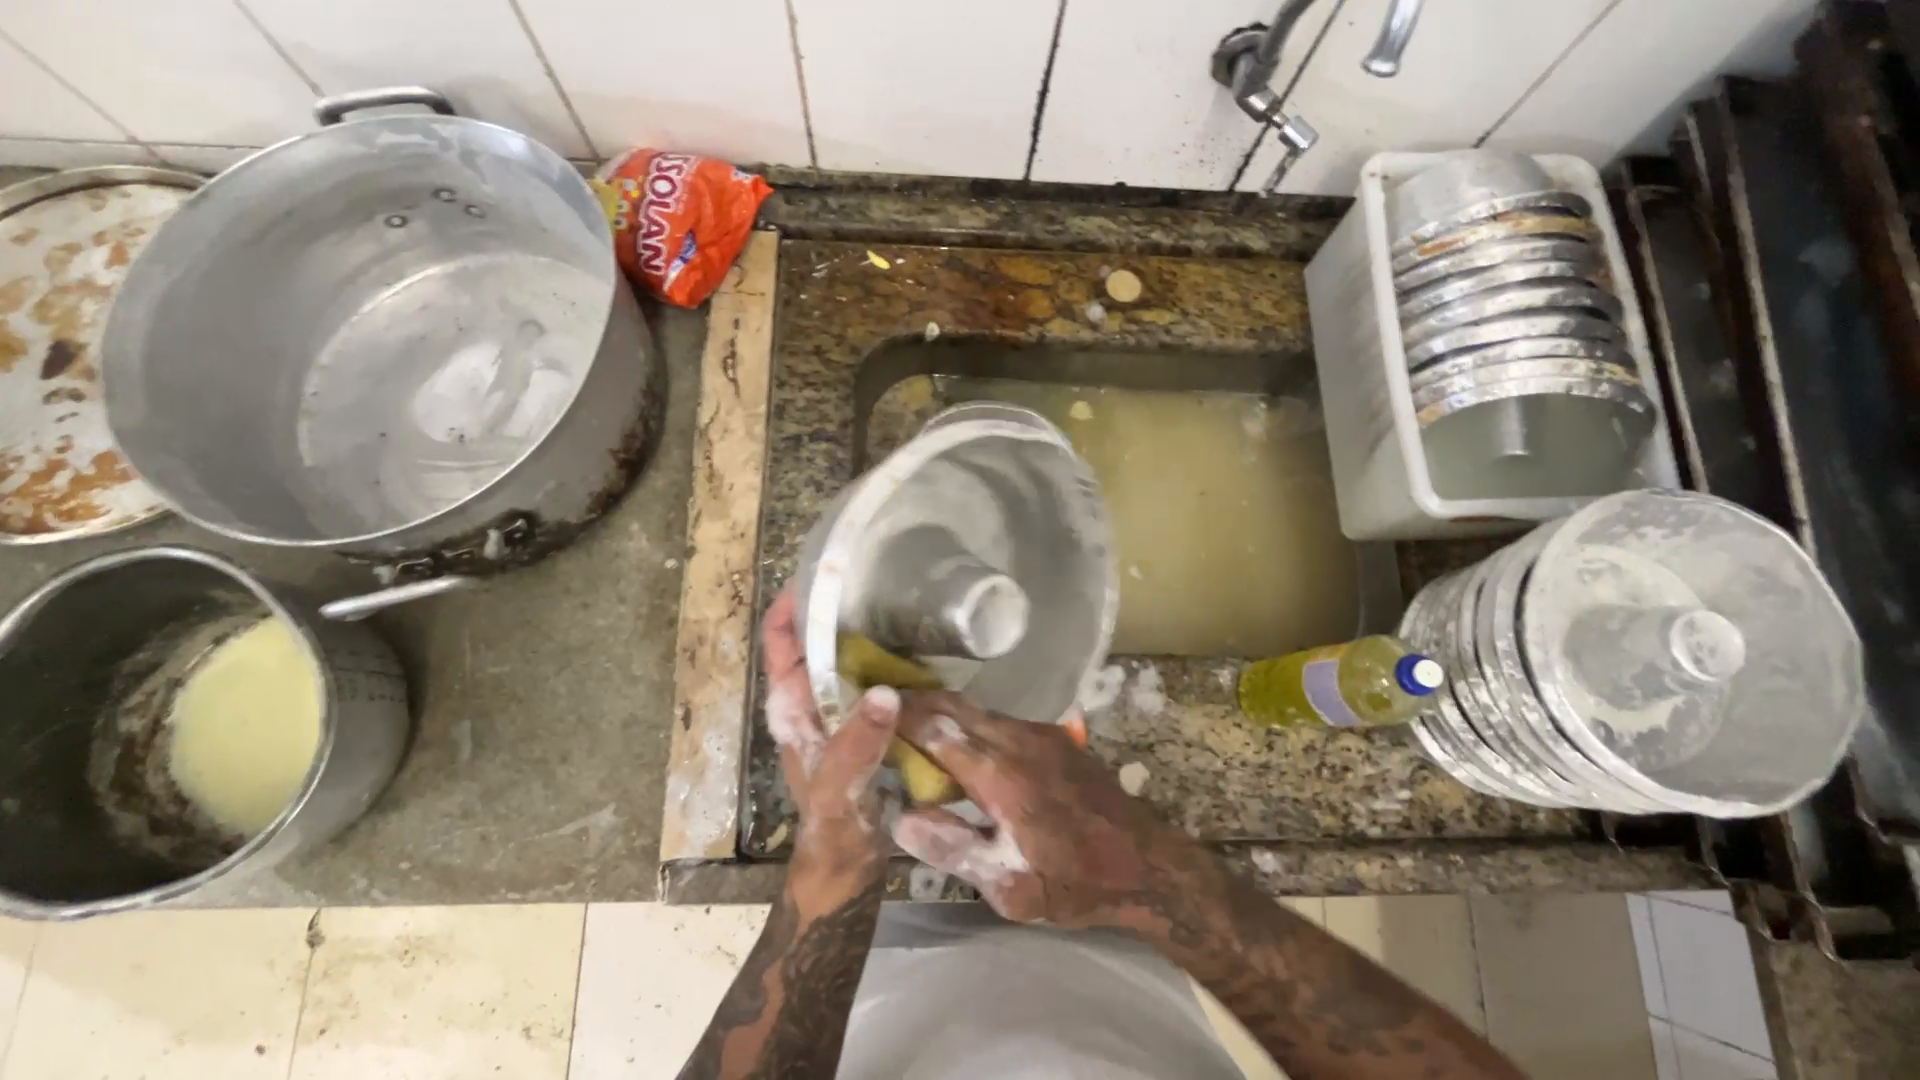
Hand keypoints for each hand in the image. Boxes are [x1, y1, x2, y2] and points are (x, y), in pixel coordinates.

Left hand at [761, 587, 900, 896]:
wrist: (849, 870)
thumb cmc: (833, 831)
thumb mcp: (840, 788)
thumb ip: (856, 744)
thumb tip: (884, 692)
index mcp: (792, 711)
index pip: (778, 646)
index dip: (789, 608)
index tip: (820, 574)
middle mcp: (811, 706)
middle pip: (814, 646)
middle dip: (835, 613)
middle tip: (876, 580)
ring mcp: (839, 718)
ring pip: (846, 664)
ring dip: (865, 637)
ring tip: (902, 605)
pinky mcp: (866, 731)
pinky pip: (874, 686)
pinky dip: (890, 666)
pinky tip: (921, 655)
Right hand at [888, 690, 1200, 926]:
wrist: (1147, 864)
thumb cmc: (1074, 881)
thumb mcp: (1010, 886)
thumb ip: (953, 849)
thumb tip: (900, 817)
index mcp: (1001, 773)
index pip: (936, 729)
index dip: (899, 715)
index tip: (866, 705)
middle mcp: (1017, 740)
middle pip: (955, 706)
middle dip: (915, 703)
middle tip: (879, 707)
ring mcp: (1040, 734)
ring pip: (978, 710)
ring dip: (943, 712)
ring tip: (909, 724)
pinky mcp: (1056, 738)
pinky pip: (1000, 720)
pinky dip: (970, 723)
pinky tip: (959, 743)